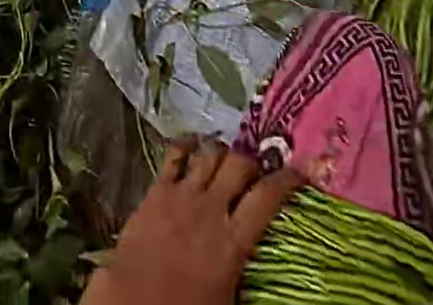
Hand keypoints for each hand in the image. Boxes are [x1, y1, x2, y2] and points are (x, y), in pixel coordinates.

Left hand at [81, 138, 305, 304]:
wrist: (135, 303)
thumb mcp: (229, 301)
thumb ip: (246, 278)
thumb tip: (266, 280)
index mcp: (233, 241)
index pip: (267, 199)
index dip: (285, 180)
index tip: (297, 172)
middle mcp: (211, 209)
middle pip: (238, 166)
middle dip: (250, 161)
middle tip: (254, 168)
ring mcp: (182, 195)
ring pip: (209, 155)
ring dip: (221, 151)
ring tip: (226, 154)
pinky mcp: (157, 190)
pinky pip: (175, 155)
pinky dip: (187, 144)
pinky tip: (193, 143)